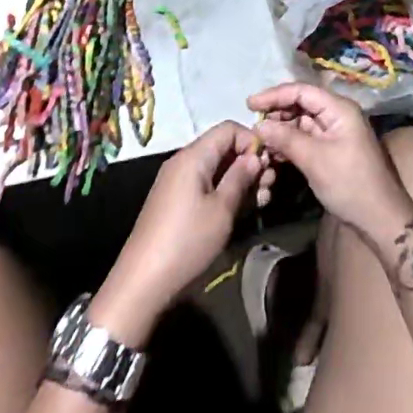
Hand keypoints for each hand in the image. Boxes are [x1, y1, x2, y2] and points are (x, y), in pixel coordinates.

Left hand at [92, 121, 272, 342]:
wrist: (143, 283)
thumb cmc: (187, 242)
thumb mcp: (222, 210)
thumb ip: (240, 178)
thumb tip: (255, 156)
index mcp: (193, 156)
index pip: (228, 129)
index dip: (252, 141)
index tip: (269, 165)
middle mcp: (183, 162)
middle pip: (223, 148)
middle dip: (249, 163)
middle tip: (269, 188)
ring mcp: (178, 182)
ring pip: (216, 168)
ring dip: (240, 180)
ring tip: (261, 202)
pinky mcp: (176, 201)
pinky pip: (205, 185)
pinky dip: (225, 192)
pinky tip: (242, 210)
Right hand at [250, 83, 412, 244]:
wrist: (380, 219)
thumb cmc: (350, 184)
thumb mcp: (315, 160)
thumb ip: (286, 139)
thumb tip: (259, 126)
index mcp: (340, 109)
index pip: (302, 91)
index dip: (274, 95)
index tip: (250, 104)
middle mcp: (338, 115)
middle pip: (301, 104)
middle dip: (276, 113)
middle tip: (253, 126)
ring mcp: (335, 133)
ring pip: (301, 122)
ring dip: (281, 130)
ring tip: (259, 142)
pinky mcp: (331, 150)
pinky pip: (305, 139)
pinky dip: (289, 144)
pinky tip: (272, 153)